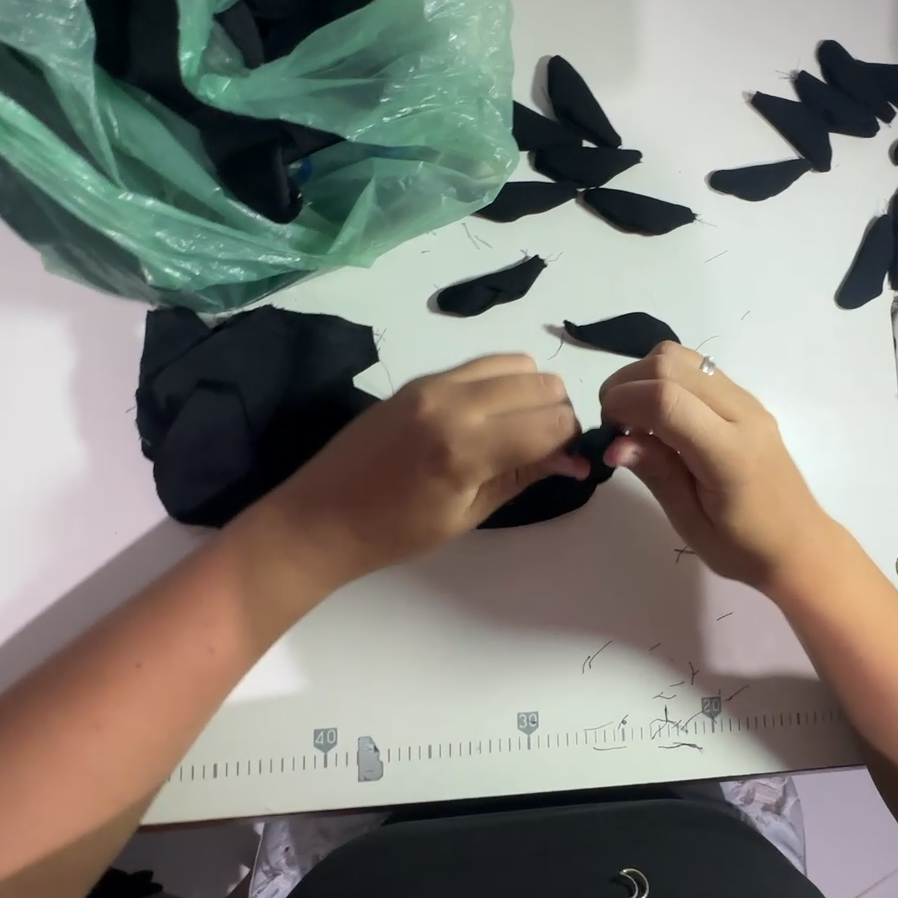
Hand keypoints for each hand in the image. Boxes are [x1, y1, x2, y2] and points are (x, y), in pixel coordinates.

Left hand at [260, 355, 586, 584]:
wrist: (320, 517)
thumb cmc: (395, 533)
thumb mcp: (469, 514)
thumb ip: (525, 475)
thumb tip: (577, 459)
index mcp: (466, 447)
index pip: (553, 422)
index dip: (572, 443)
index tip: (567, 464)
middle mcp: (454, 401)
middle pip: (543, 384)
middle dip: (558, 415)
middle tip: (544, 449)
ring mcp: (434, 383)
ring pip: (517, 364)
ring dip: (533, 393)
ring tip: (518, 431)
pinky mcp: (420, 378)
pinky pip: (483, 364)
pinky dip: (503, 383)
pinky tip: (489, 418)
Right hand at [598, 343, 841, 591]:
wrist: (799, 545)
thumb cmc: (743, 548)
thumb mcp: (691, 523)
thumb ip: (657, 474)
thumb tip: (614, 444)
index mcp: (729, 454)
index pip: (667, 401)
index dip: (624, 402)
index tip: (607, 430)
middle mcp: (742, 414)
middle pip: (670, 364)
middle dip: (627, 384)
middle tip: (615, 424)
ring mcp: (747, 402)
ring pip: (683, 357)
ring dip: (645, 376)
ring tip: (634, 417)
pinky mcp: (746, 401)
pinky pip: (698, 369)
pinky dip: (666, 379)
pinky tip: (660, 416)